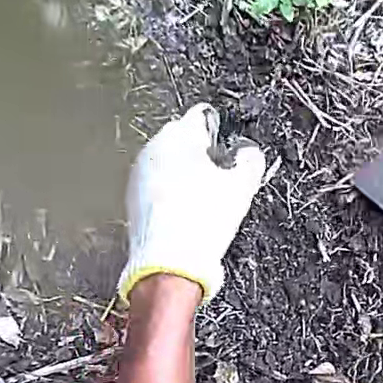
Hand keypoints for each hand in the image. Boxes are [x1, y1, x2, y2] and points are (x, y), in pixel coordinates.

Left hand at [118, 103, 265, 303]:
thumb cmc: (204, 220)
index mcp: (178, 135)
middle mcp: (152, 149)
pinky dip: (172, 197)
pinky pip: (158, 189)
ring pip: (169, 166)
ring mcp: (138, 175)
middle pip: (183, 142)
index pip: (203, 118)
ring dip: (185, 177)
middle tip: (221, 181)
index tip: (231, 154)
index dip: (222, 135)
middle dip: (202, 157)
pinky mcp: (132, 201)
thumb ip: (250, 160)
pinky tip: (186, 216)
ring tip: (204, 203)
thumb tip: (249, 154)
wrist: (170, 264)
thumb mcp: (241, 186)